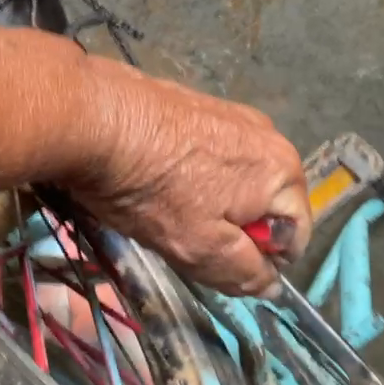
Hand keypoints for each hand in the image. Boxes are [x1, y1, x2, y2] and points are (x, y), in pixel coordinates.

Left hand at [64, 58, 310, 294]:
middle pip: (261, 203)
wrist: (89, 115)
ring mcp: (227, 111)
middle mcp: (266, 134)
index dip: (259, 262)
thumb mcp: (200, 246)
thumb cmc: (150, 187)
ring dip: (203, 200)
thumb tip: (270, 284)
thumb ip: (243, 270)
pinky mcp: (190, 100)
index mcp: (283, 171)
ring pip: (228, 178)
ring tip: (158, 204)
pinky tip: (147, 174)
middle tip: (181, 233)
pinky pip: (200, 151)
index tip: (214, 263)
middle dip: (228, 228)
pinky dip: (182, 170)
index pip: (294, 236)